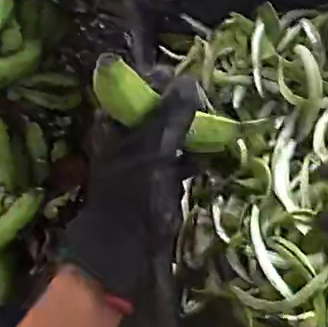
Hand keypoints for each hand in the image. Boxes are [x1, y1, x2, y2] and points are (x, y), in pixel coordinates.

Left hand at [55, 77, 197, 311]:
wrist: (126, 246)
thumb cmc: (134, 191)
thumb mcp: (154, 146)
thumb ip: (171, 113)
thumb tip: (190, 80)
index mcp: (116, 121)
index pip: (141, 87)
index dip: (165, 83)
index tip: (191, 88)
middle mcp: (128, 135)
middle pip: (160, 108)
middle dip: (185, 108)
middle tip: (206, 110)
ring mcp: (144, 157)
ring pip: (173, 132)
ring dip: (192, 132)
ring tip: (211, 132)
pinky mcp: (160, 177)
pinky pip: (180, 157)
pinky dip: (192, 155)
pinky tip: (204, 158)